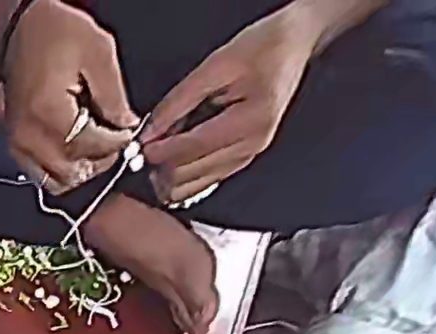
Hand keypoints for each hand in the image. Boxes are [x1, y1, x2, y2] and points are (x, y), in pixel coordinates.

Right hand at [1, 0, 139, 194]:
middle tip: (114, 143)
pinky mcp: (17, 149)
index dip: (113, 144)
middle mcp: (29, 136)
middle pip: (72, 170)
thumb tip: (126, 126)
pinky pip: (42, 178)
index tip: (128, 134)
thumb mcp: (97, 52)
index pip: (87, 146)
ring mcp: (20, 146)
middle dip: (99, 160)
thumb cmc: (56, 34)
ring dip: (81, 171)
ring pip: (57, 181)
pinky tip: (75, 153)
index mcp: (47, 112)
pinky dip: (62, 172)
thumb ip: (114, 95)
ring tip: (95, 149)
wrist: (21, 31)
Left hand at [140, 10, 318, 205]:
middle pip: (189, 174)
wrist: (295, 45)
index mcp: (250, 120)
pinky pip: (201, 184)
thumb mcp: (217, 64)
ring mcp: (246, 158)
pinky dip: (182, 177)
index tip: (140, 149)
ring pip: (191, 186)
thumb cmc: (264, 46)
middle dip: (162, 165)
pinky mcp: (240, 162)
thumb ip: (179, 101)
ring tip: (161, 153)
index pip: (192, 148)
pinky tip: (174, 160)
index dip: (161, 152)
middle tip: (149, 148)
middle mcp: (250, 146)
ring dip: (169, 175)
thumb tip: (149, 132)